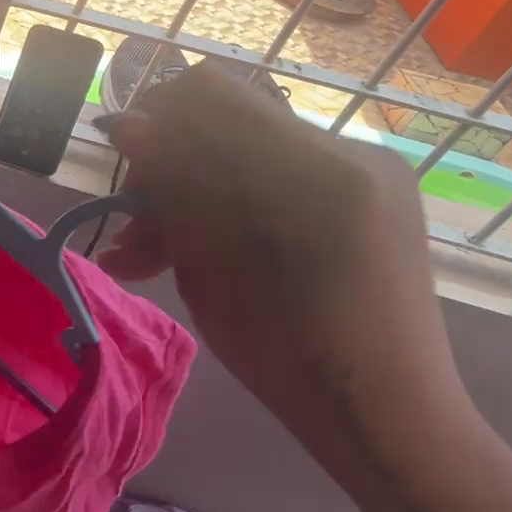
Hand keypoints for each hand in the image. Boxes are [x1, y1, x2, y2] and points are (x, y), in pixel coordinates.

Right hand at [97, 62, 511, 511]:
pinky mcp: (367, 197)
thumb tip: (123, 122)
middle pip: (227, 124)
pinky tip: (196, 245)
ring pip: (247, 155)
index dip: (153, 113)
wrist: (388, 418)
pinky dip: (233, 203)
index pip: (210, 93)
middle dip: (168, 165)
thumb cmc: (286, 348)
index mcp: (314, 167)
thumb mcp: (206, 261)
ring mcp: (365, 174)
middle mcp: (348, 151)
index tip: (123, 159)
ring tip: (146, 250)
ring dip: (193, 189)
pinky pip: (280, 178)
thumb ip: (168, 180)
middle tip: (130, 223)